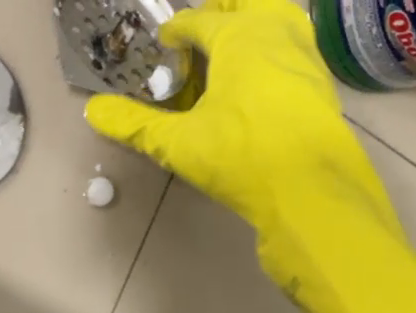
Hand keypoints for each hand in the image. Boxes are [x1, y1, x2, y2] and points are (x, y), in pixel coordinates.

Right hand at [85, 0, 415, 312]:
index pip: (201, 20)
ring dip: (251, 31)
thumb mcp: (180, 144)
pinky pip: (293, 52)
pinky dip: (272, 56)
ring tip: (230, 61)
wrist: (311, 191)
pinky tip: (259, 90)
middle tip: (203, 37)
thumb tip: (92, 111)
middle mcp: (277, 32)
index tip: (166, 44)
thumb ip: (137, 126)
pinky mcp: (323, 86)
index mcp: (240, 35)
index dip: (178, 31)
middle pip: (246, 4)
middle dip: (220, 14)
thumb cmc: (241, 157)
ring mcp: (306, 56)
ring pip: (277, 21)